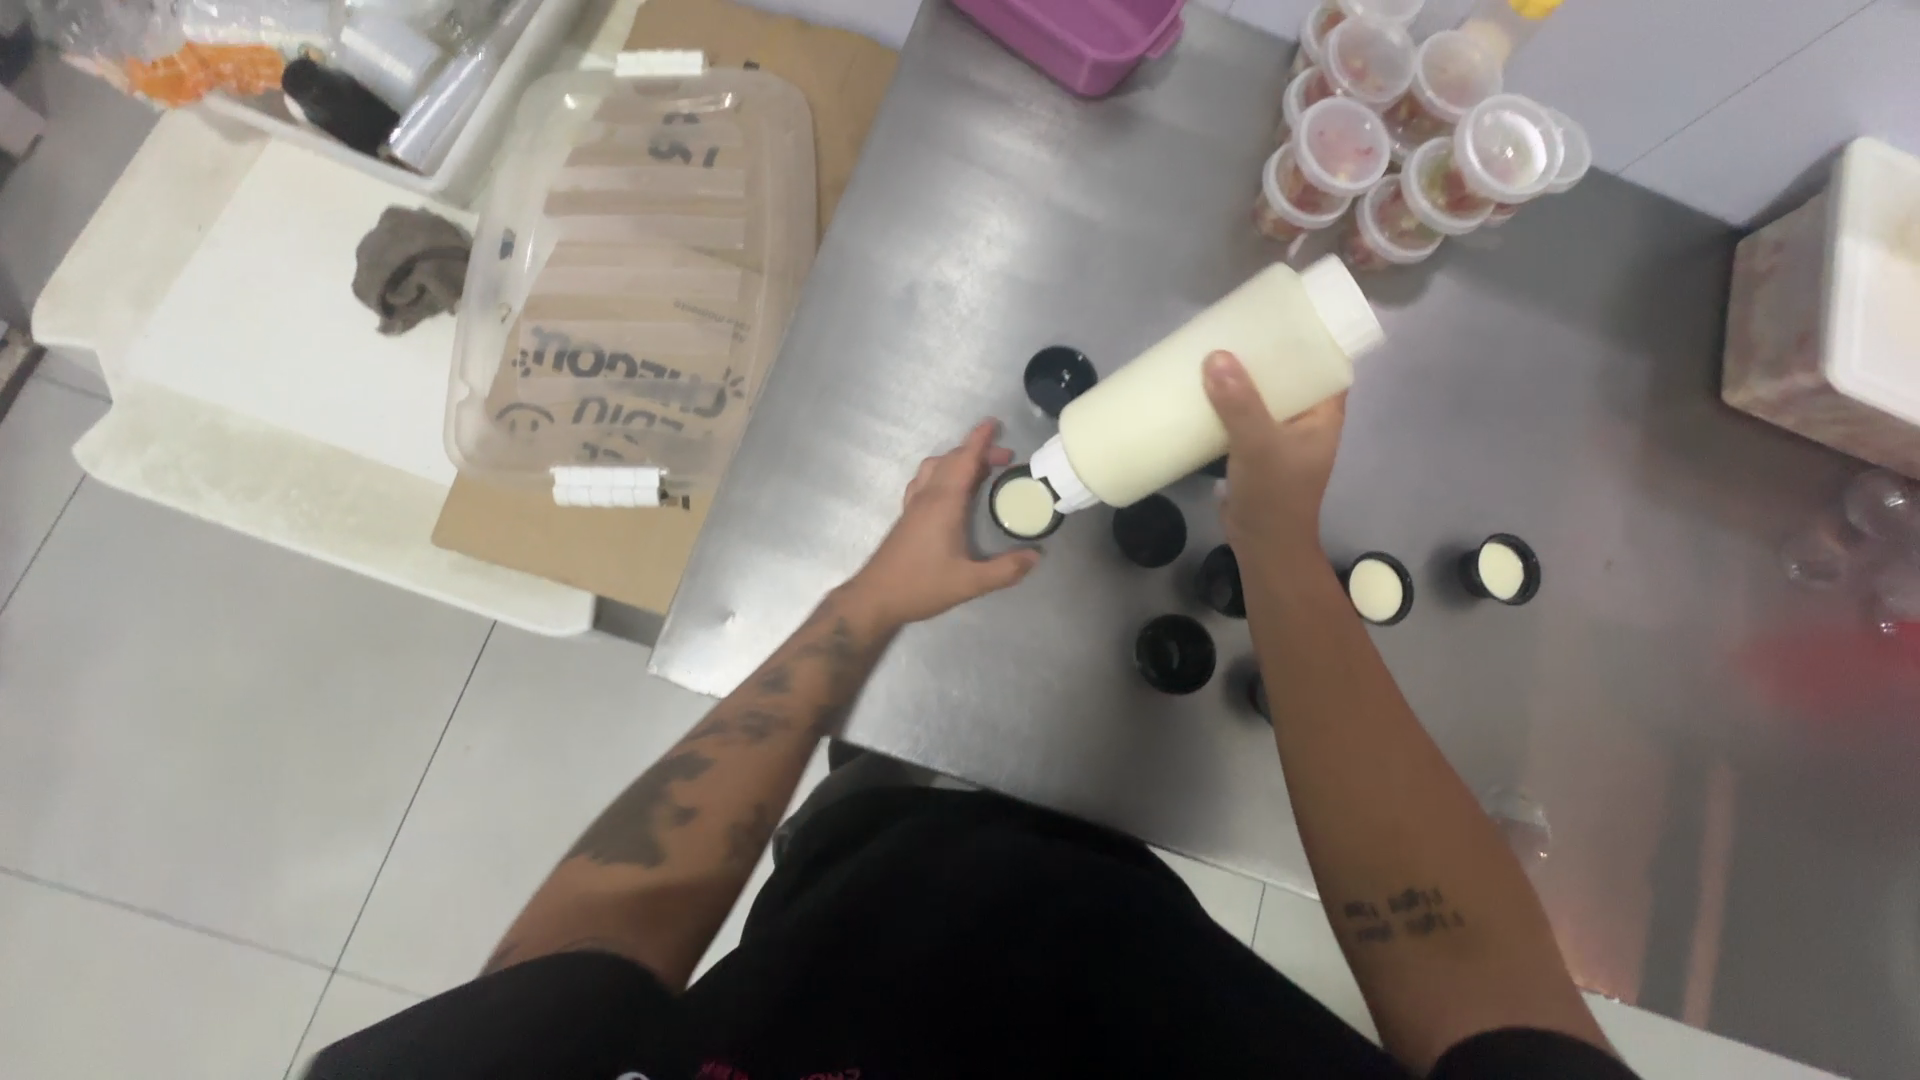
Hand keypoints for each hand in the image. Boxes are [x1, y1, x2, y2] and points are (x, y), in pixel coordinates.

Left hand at [840, 419, 1041, 627]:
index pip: (964, 460)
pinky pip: (924, 481)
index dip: (980, 440)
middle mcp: (927, 497)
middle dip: (978, 452)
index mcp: (944, 503)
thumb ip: (1005, 570)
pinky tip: (948, 489)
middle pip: (952, 460)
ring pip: (934, 467)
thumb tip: (1036, 557)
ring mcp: (913, 505)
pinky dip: (941, 473)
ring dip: (957, 461)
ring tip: (979, 470)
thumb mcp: (970, 583)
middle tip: (1005, 459)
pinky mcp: (906, 516)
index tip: (994, 423)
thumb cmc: (921, 586)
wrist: (875, 597)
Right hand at [1203, 350, 1344, 559]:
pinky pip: (1242, 418)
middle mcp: (1305, 421)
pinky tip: (1203, 394)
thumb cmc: (1275, 495)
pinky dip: (1226, 406)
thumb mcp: (1259, 445)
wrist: (1262, 546)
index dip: (1308, 338)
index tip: (1280, 316)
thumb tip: (1216, 355)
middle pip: (1288, 376)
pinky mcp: (1255, 453)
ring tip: (1214, 354)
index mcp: (1323, 414)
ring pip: (1262, 397)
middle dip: (1263, 356)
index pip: (1325, 363)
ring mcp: (1279, 438)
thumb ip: (1239, 403)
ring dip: (1241, 381)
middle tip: (1235, 331)